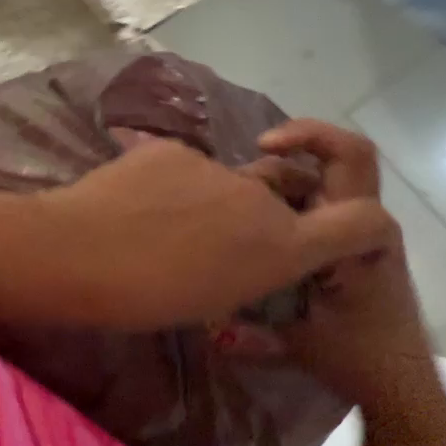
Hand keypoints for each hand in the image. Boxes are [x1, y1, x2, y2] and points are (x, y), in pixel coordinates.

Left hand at [55, 137, 395, 328]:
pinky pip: (182, 163)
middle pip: (279, 193)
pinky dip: (167, 178)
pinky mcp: (171, 147)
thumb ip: (253, 266)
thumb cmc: (147, 297)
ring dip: (207, 193)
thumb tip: (250, 251)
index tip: (336, 224)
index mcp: (284, 248)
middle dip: (258, 207)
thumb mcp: (221, 299)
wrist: (78, 252)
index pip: (367, 222)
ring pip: (225, 177)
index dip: (363, 222)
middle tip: (210, 231)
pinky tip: (134, 200)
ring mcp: (215, 167)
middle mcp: (262, 200)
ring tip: (159, 219)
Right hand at [250, 120, 438, 413]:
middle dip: (295, 147)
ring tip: (239, 199)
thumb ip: (248, 321)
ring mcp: (361, 235)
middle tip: (249, 163)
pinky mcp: (352, 247)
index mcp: (356, 232)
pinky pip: (319, 205)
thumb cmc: (352, 357)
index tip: (262, 149)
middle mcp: (364, 223)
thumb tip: (201, 306)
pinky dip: (286, 201)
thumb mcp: (293, 336)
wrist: (402, 389)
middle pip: (342, 156)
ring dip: (284, 179)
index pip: (349, 156)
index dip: (308, 137)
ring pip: (323, 181)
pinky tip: (251, 224)